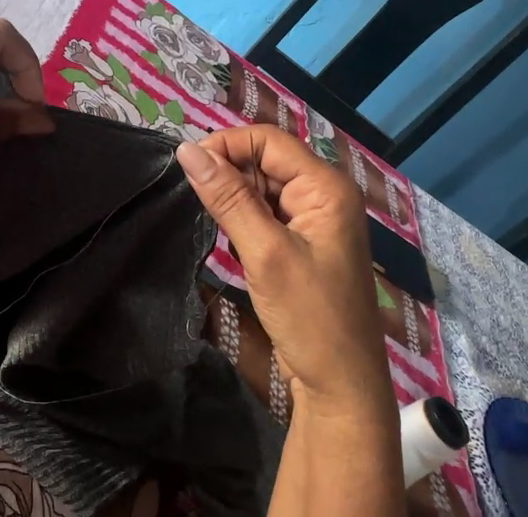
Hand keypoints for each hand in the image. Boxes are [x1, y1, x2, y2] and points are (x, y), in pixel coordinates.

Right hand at [176, 125, 385, 417]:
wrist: (341, 386)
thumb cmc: (309, 316)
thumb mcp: (264, 253)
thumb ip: (227, 197)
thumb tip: (187, 150)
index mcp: (326, 187)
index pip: (269, 140)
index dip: (226, 145)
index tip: (187, 166)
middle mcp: (325, 194)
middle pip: (266, 160)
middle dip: (228, 172)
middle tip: (194, 198)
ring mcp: (316, 219)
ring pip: (263, 186)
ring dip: (234, 197)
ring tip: (209, 218)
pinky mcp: (304, 242)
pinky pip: (267, 212)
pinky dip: (244, 218)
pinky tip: (229, 238)